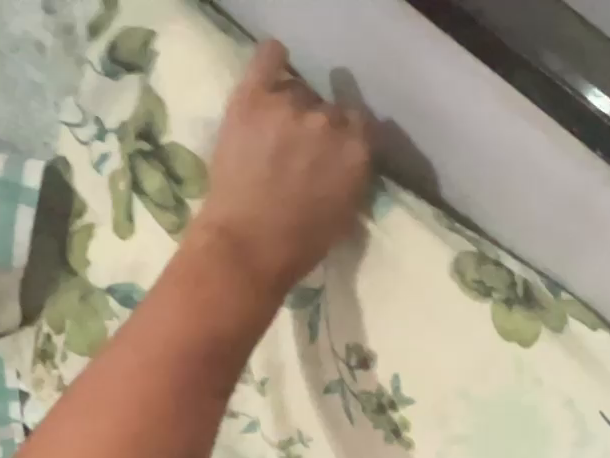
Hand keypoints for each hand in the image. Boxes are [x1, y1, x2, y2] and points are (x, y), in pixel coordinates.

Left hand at [191, 40, 372, 295]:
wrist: (247, 247)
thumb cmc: (301, 246)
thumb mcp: (346, 217)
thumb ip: (354, 179)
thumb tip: (351, 161)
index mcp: (357, 152)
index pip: (361, 126)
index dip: (347, 137)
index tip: (335, 150)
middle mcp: (329, 121)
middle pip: (329, 109)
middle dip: (319, 127)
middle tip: (301, 150)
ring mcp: (290, 105)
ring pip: (297, 91)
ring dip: (291, 106)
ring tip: (275, 131)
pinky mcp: (252, 98)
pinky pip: (268, 58)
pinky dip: (273, 59)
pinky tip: (274, 65)